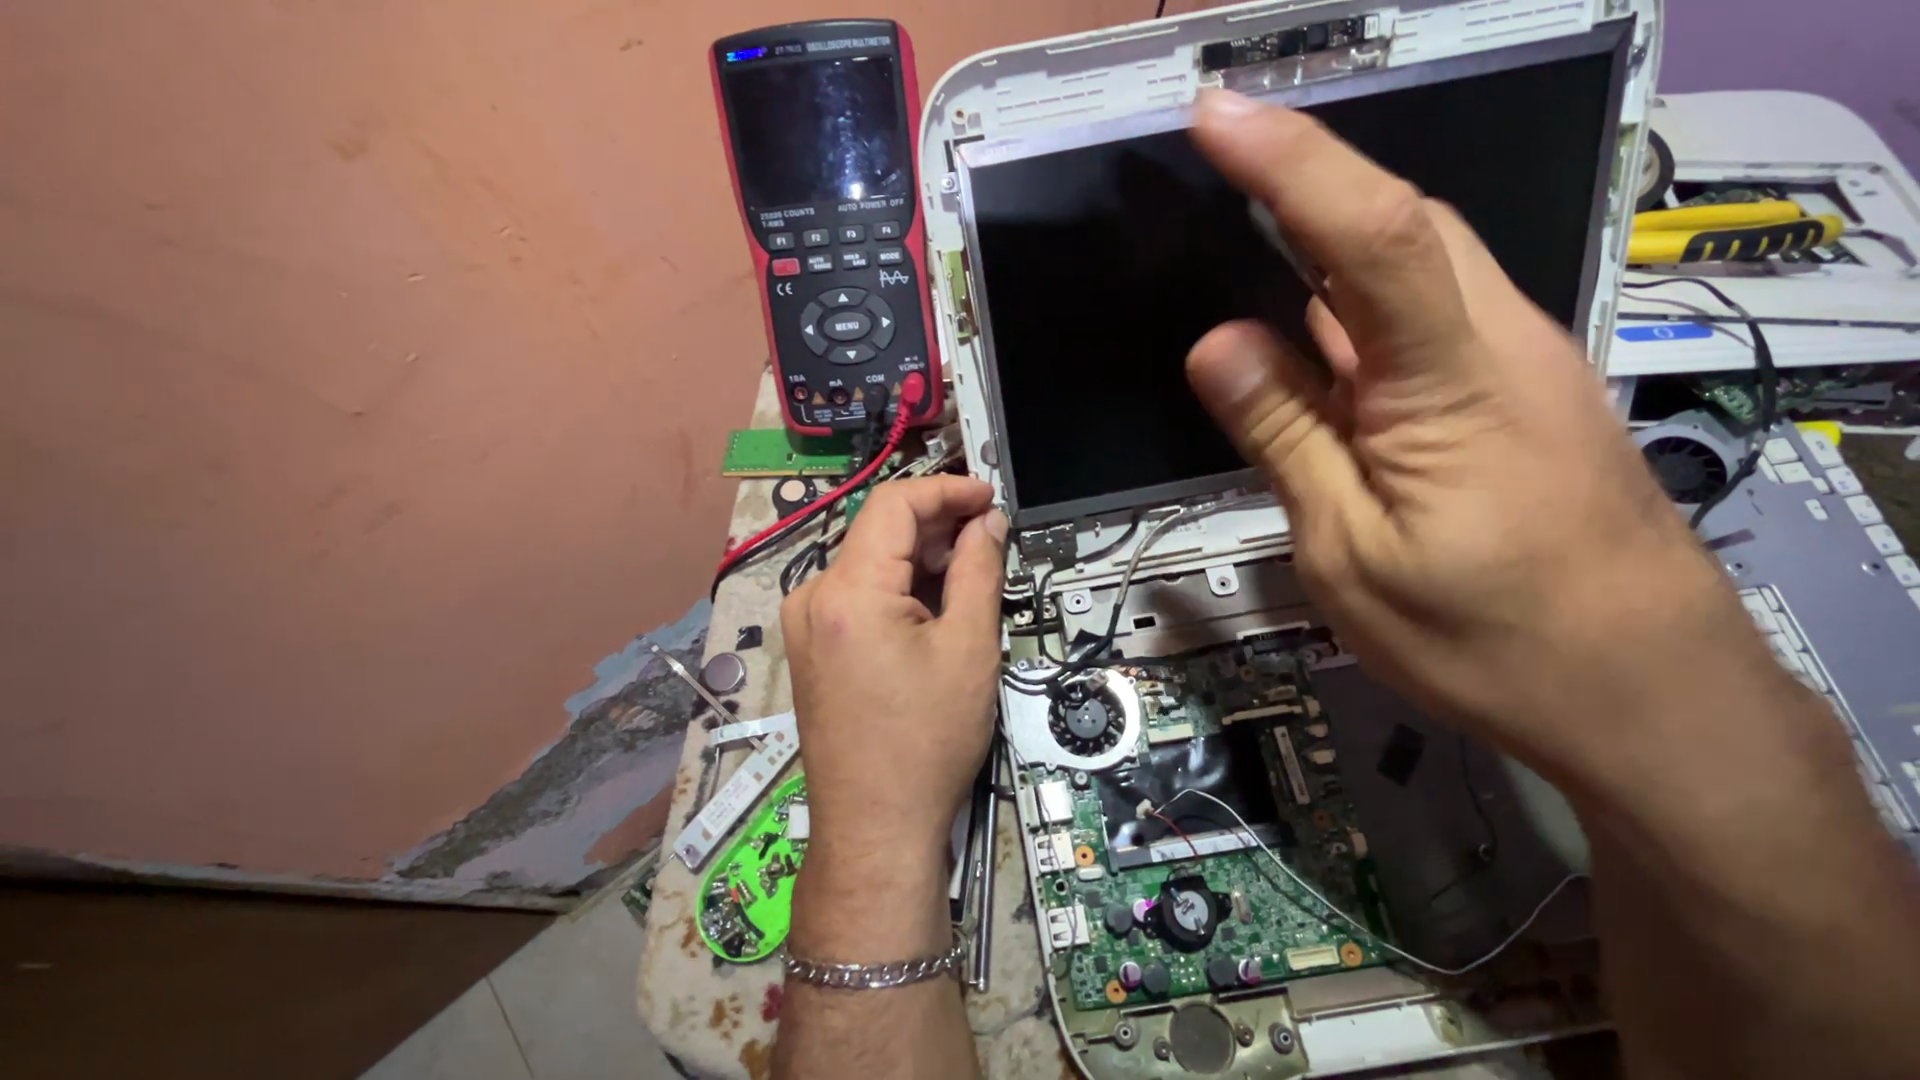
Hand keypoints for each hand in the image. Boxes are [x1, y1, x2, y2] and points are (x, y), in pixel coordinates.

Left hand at [781, 475, 1008, 851]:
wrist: (875, 825)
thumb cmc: (926, 743)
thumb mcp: (968, 649)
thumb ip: (978, 570)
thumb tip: (987, 522)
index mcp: (847, 592)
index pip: (894, 505)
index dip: (947, 490)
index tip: (989, 497)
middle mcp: (812, 598)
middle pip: (878, 531)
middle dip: (937, 526)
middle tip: (988, 538)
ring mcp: (804, 625)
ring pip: (868, 563)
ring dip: (918, 559)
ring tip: (968, 576)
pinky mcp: (810, 648)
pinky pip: (855, 595)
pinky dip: (896, 588)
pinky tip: (933, 606)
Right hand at [1181, 90, 1795, 796]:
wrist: (1649, 696)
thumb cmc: (1488, 639)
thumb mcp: (1350, 554)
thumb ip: (1287, 438)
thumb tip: (1217, 344)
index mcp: (1451, 381)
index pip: (1369, 232)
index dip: (1292, 160)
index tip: (1217, 113)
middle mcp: (1500, 344)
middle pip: (1406, 224)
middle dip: (1311, 186)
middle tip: (1219, 177)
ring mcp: (1523, 366)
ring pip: (1418, 274)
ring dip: (1332, 255)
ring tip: (1249, 269)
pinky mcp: (1524, 398)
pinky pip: (1429, 326)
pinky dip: (1362, 316)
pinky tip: (1320, 361)